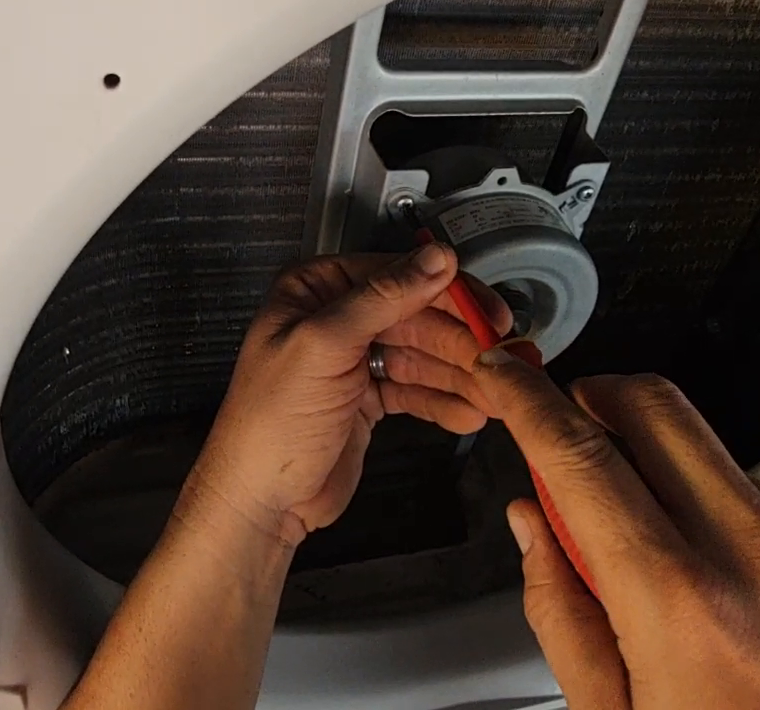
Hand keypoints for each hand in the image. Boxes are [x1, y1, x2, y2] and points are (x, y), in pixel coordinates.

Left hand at [186, 245, 508, 547]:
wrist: (259, 501)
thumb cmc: (272, 418)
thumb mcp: (325, 345)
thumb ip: (383, 298)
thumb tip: (436, 258)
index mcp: (315, 289)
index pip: (394, 276)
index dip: (445, 292)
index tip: (487, 310)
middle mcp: (336, 316)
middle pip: (414, 316)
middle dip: (458, 341)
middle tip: (500, 357)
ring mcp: (353, 358)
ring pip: (421, 354)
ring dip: (459, 375)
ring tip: (495, 394)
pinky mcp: (368, 397)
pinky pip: (415, 388)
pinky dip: (443, 401)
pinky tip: (471, 413)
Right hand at [470, 351, 759, 709]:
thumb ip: (561, 613)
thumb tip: (533, 522)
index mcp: (680, 607)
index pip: (578, 458)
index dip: (526, 400)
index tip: (503, 373)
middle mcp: (755, 555)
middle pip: (652, 405)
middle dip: (595, 393)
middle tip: (570, 423)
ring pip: (701, 447)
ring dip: (655, 463)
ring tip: (656, 543)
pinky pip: (753, 489)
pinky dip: (713, 505)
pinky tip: (723, 577)